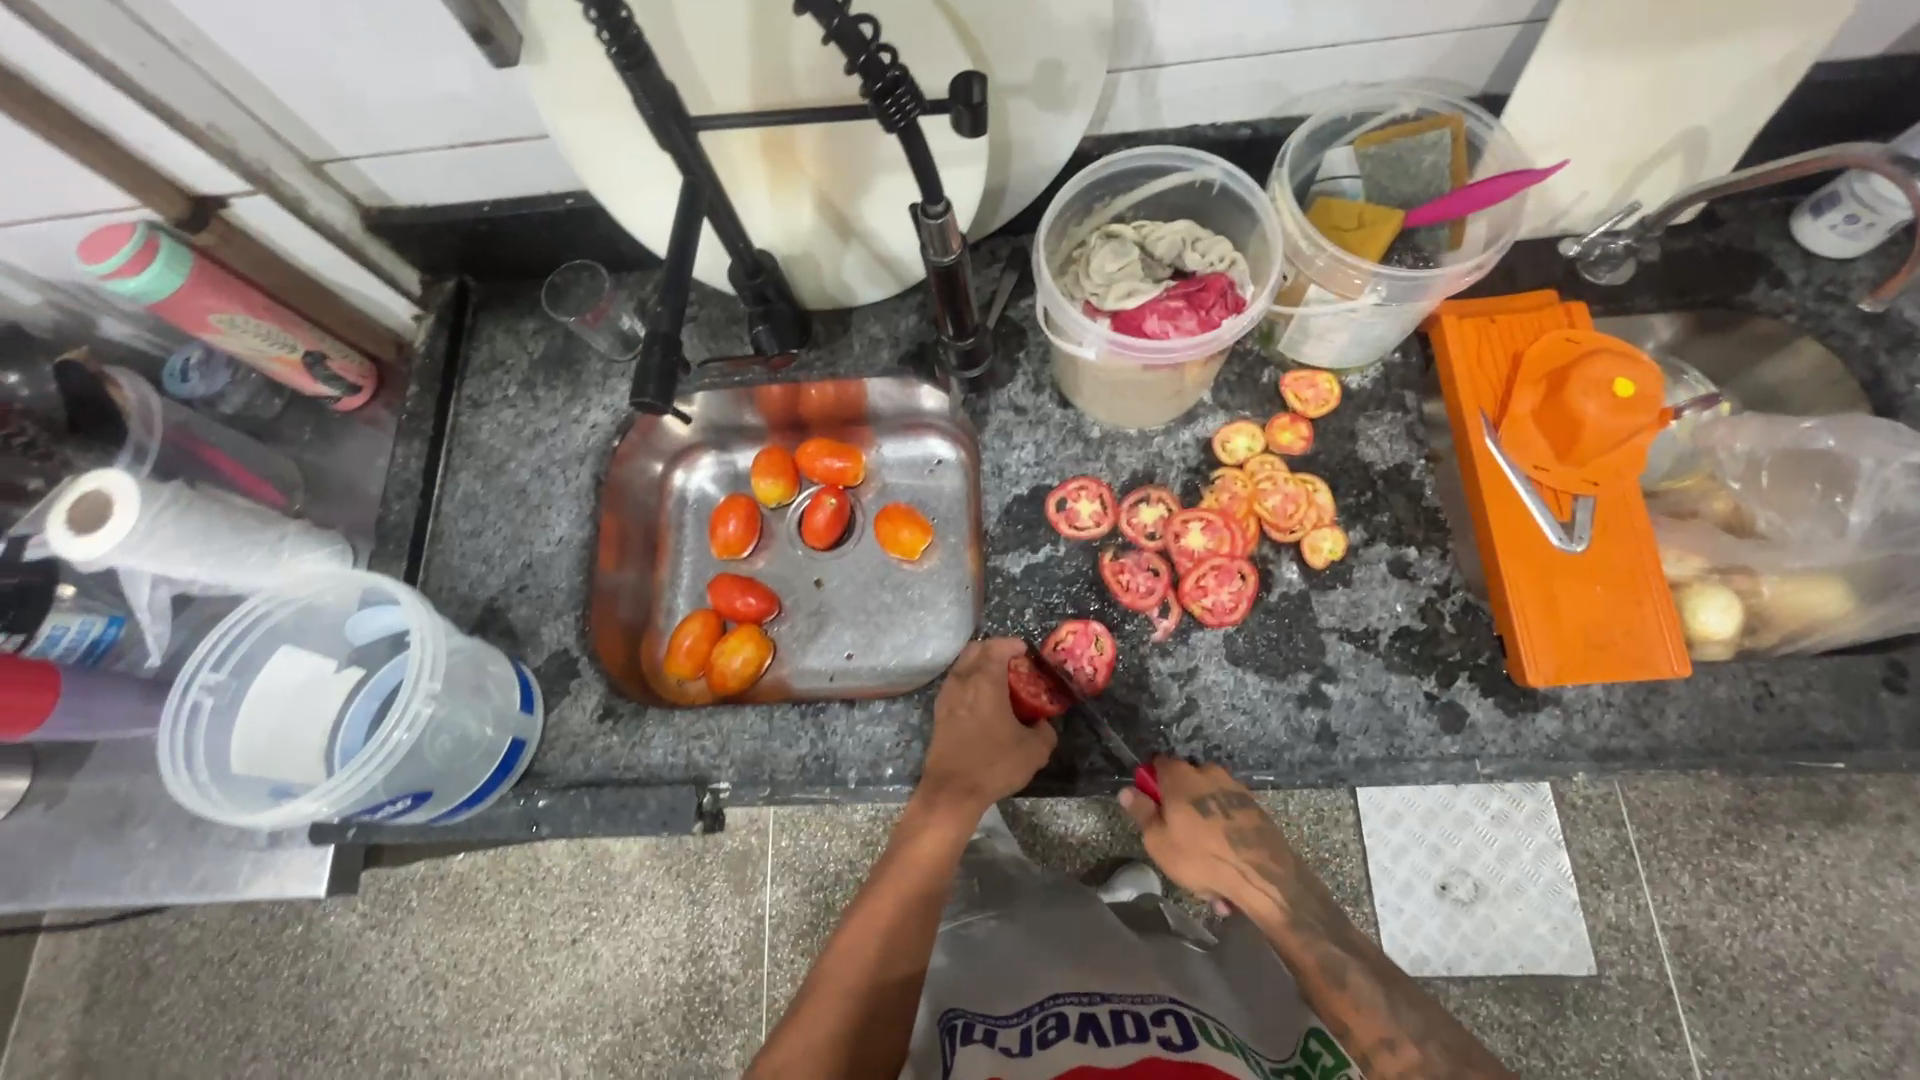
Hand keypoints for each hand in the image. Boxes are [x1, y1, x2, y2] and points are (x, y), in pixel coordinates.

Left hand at [917, 638, 1057, 818]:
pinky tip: (984, 703)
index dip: (1013, 645)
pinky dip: (970, 683)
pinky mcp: (939, 712)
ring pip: (962, 666)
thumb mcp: (1034, 751)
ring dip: (980, 666)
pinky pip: (956, 684)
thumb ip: (1045, 731)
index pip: (997, 646)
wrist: (951, 791)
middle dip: (995, 650)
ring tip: (1000, 683)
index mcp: (985, 680)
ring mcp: (946, 696)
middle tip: (1014, 664)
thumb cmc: (993, 764)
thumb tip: (1043, 724)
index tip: (1026, 652)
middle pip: (975, 650)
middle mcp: (962, 680)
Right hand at [1118, 758, 1302, 919]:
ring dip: (1203, 821)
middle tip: (1177, 838)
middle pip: (1185, 782)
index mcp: (1180, 775)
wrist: (1263, 874)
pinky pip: (1229, 815)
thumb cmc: (1200, 855)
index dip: (1151, 783)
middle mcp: (1208, 772)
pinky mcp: (1255, 806)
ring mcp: (1235, 787)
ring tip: (1205, 859)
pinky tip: (1224, 860)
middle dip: (1179, 803)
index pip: (1158, 764)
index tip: (1151, 807)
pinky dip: (1223, 831)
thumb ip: (1141, 811)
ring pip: (1209, 801)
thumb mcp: (1158, 840)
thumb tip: (1126, 790)